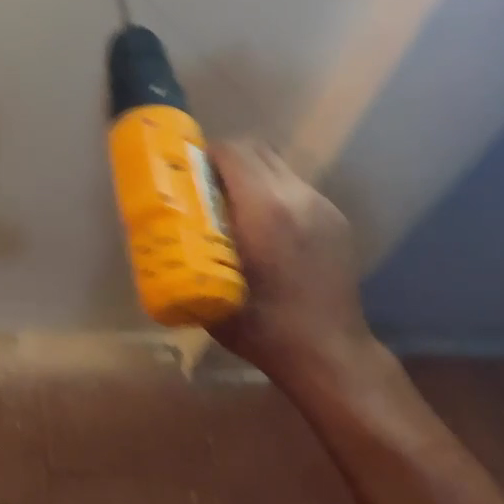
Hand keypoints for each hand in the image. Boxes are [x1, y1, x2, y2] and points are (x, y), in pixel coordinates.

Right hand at [208, 138, 373, 384]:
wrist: (329, 354)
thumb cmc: (263, 326)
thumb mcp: (211, 288)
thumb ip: (192, 250)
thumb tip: (167, 230)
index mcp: (265, 208)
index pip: (233, 151)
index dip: (205, 154)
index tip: (188, 172)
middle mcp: (297, 196)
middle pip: (257, 149)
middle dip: (227, 160)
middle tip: (205, 187)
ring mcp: (322, 206)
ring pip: (279, 168)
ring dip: (252, 178)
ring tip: (234, 210)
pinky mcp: (337, 221)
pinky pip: (297, 190)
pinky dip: (274, 196)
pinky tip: (266, 231)